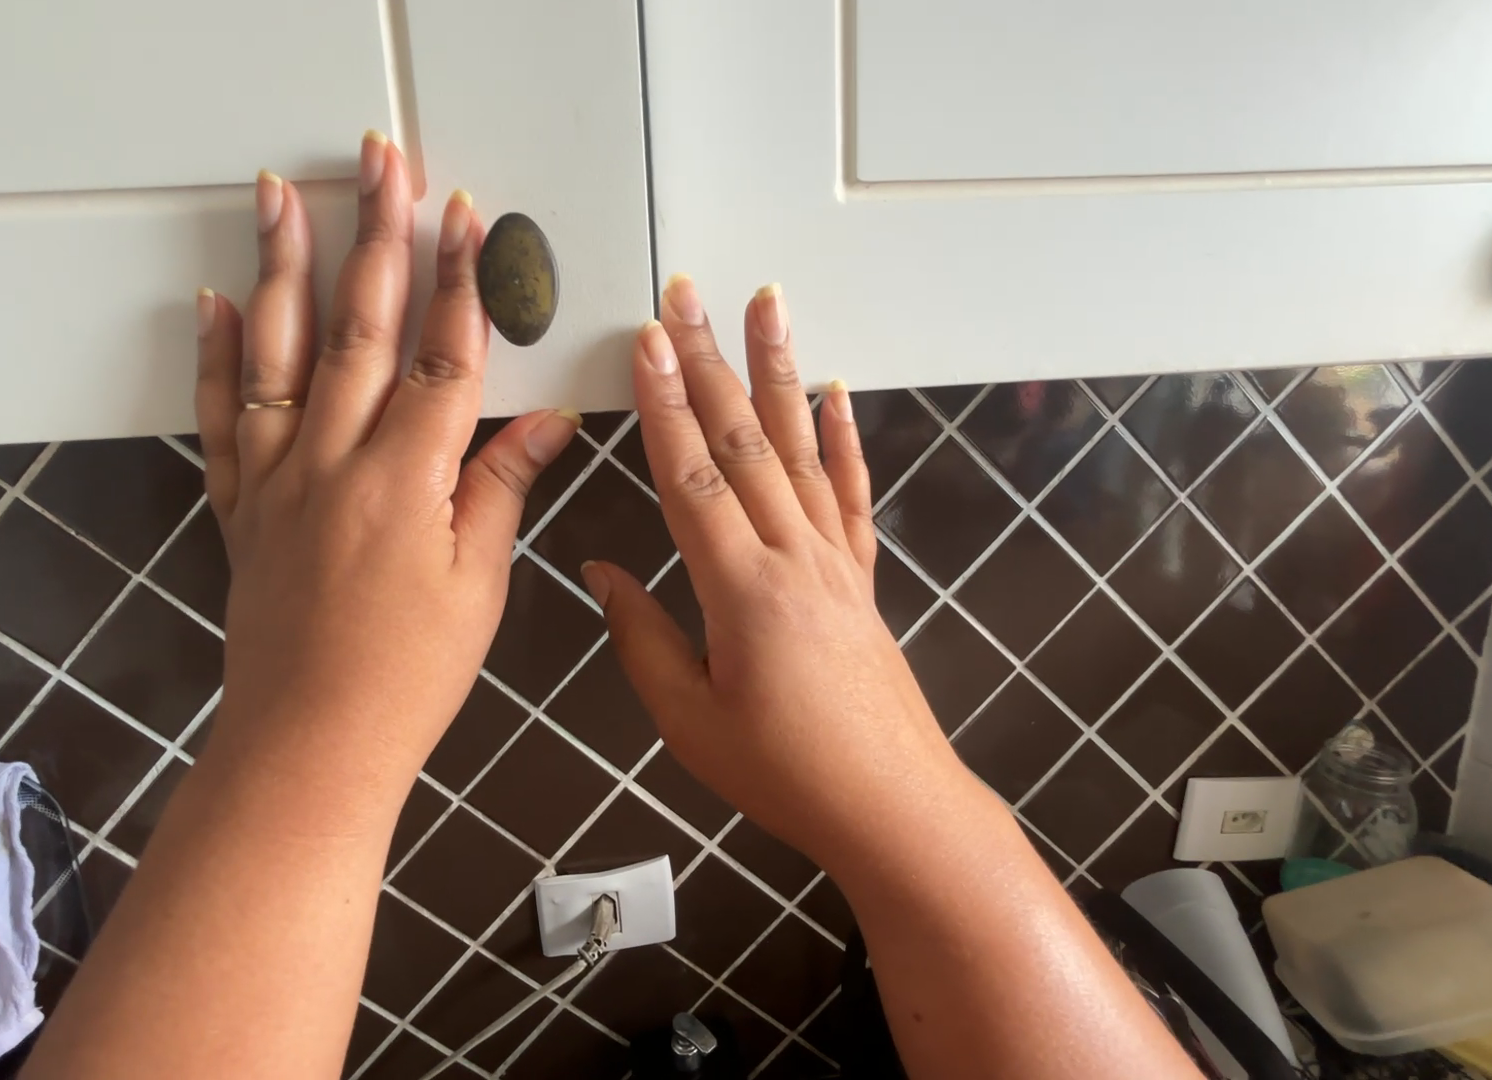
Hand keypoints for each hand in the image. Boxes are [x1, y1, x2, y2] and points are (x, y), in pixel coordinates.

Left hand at [193, 132, 580, 794]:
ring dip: (287, 266)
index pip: (440, 358)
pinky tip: (218, 301)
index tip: (467, 217)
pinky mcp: (243, 506)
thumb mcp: (478, 581)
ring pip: (281, 353)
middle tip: (381, 161)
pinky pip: (224, 417)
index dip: (458, 284)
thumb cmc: (412, 670)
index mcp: (404, 480)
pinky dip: (218, 355)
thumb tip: (545, 421)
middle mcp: (333, 461)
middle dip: (377, 236)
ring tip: (285, 192)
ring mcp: (278, 479)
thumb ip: (500, 487)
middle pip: (358, 329)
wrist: (311, 740)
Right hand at [583, 275, 966, 871]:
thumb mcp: (689, 720)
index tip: (649, 340)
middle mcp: (793, 555)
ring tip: (768, 307)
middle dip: (712, 361)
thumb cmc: (783, 772)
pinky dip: (846, 439)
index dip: (665, 405)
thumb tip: (600, 571)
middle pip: (745, 442)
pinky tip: (839, 395)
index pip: (692, 476)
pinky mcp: (861, 577)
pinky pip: (854, 494)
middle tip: (690, 295)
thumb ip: (640, 639)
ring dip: (779, 374)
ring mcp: (835, 561)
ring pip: (802, 449)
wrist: (891, 805)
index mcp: (742, 589)